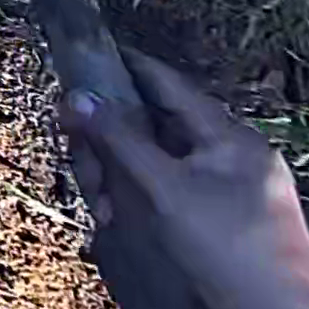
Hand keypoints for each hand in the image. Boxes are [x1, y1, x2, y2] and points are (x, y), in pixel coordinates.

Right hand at [63, 51, 308, 308]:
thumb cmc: (232, 252)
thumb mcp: (165, 189)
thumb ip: (119, 137)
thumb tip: (76, 94)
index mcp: (227, 138)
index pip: (163, 80)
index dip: (120, 62)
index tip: (77, 56)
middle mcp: (224, 152)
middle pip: (144, 120)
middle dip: (104, 136)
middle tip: (76, 151)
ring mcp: (218, 182)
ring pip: (143, 153)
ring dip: (111, 170)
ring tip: (100, 203)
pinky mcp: (209, 208)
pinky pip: (155, 180)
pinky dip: (129, 191)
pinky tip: (114, 215)